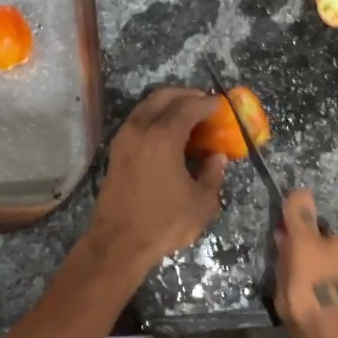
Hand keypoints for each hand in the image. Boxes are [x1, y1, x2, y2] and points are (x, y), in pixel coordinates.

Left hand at [86, 88, 227, 273]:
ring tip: (189, 117)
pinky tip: (169, 133)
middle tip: (205, 104)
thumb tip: (216, 156)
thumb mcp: (201, 202)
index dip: (207, 103)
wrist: (118, 242)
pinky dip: (155, 117)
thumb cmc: (163, 223)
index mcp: (162, 137)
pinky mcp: (116, 150)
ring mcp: (124, 138)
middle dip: (186, 95)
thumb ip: (212, 173)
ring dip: (168, 104)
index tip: (221, 103)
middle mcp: (140, 129)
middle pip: (163, 97)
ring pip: (147, 106)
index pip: (188, 106)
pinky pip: (138, 120)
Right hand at [274, 189, 337, 337]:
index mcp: (310, 247)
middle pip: (324, 237)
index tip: (292, 218)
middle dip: (319, 253)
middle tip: (317, 283)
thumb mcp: (287, 309)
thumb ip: (283, 270)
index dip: (294, 203)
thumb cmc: (324, 335)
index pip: (299, 203)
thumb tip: (283, 242)